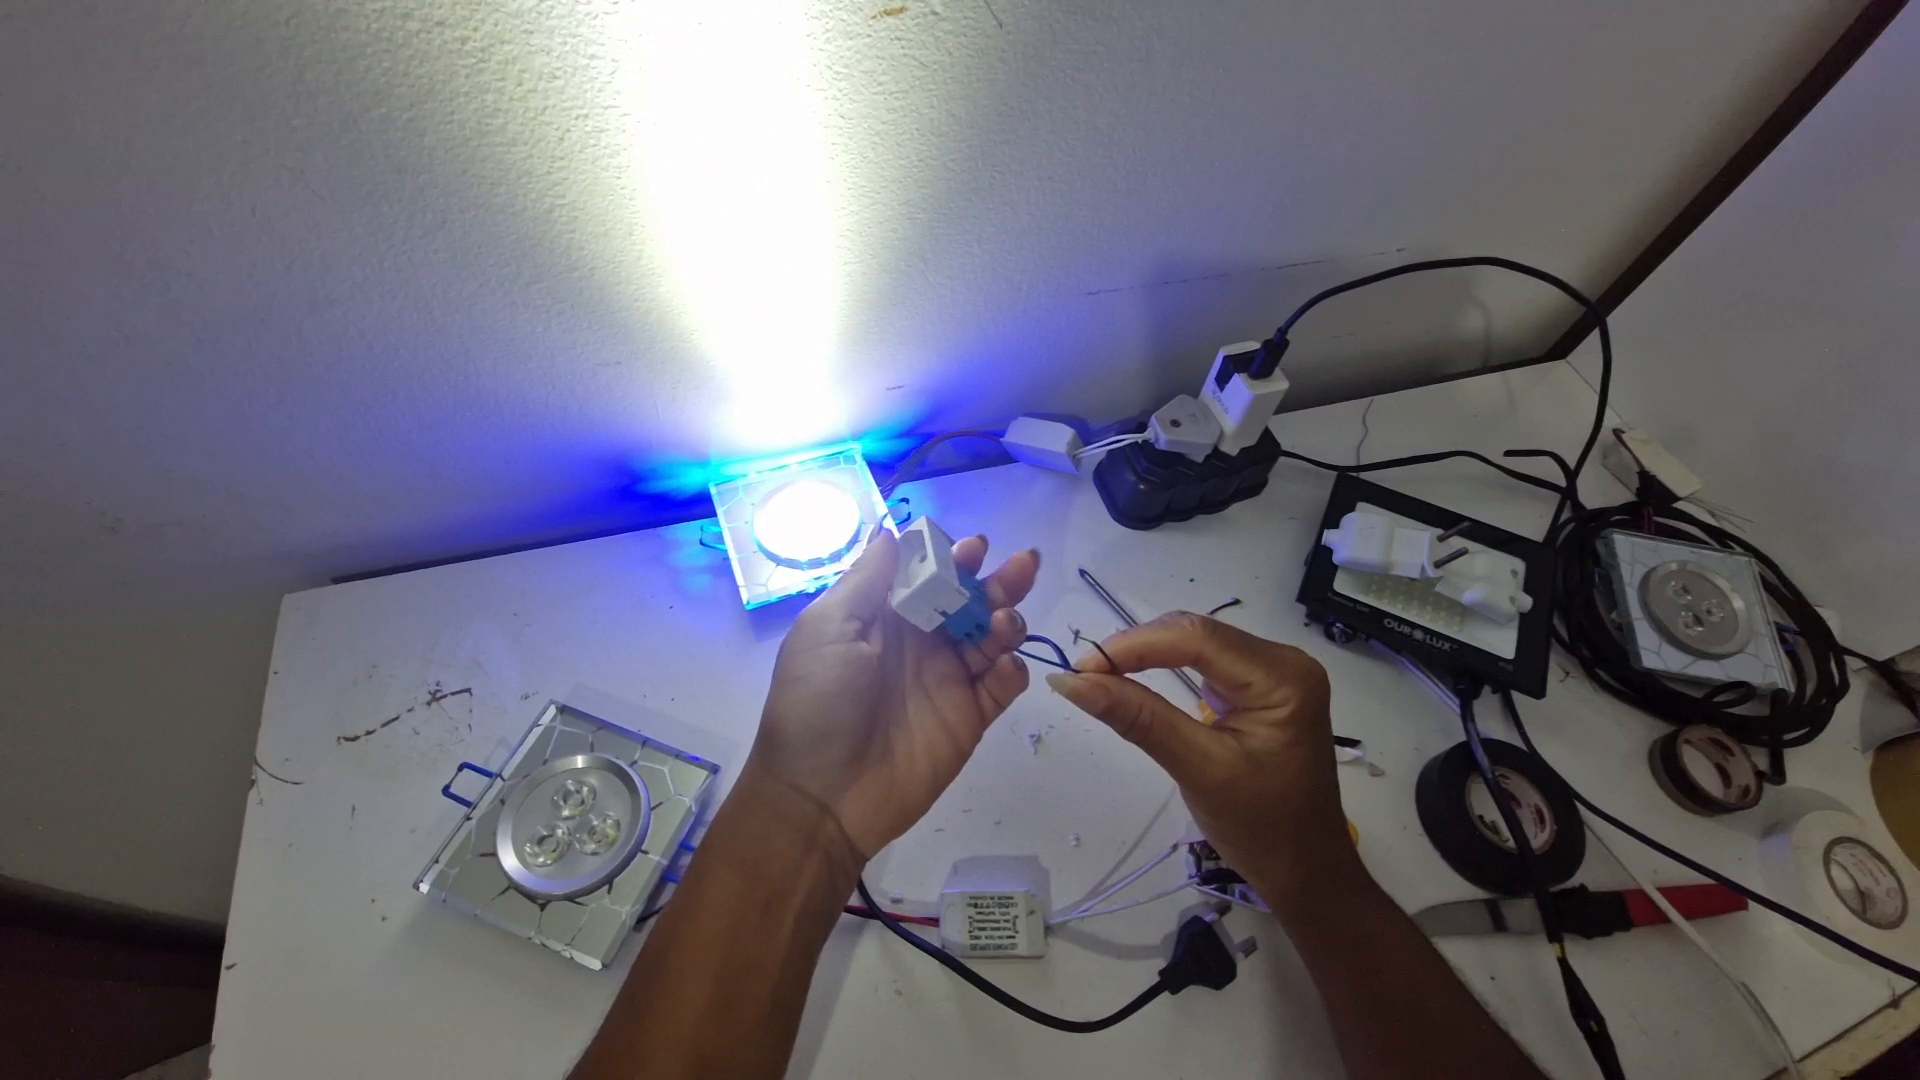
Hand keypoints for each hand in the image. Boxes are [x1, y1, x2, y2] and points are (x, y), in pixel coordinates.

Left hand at [743, 530, 1040, 862]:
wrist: (820, 797)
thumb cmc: (815, 702)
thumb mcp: (826, 631)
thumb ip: (866, 582)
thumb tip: (891, 532)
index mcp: (884, 619)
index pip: (929, 576)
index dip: (954, 559)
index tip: (975, 547)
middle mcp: (921, 644)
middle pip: (970, 602)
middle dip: (997, 580)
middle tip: (1023, 565)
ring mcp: (947, 682)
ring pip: (992, 638)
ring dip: (1007, 620)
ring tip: (1005, 621)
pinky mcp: (968, 719)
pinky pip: (1002, 687)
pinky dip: (1012, 671)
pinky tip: (1004, 665)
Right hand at [1045, 612, 1358, 908]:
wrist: (1307, 871)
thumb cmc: (1260, 828)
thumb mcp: (1197, 769)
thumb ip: (1137, 718)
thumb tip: (1070, 682)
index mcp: (1283, 677)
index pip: (1196, 638)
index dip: (1133, 645)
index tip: (1081, 670)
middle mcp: (1284, 661)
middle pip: (1195, 633)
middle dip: (1137, 648)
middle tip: (1086, 677)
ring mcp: (1274, 672)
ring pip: (1195, 643)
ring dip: (1146, 655)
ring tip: (1102, 678)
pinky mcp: (1260, 687)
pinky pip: (1203, 662)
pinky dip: (1165, 667)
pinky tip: (1136, 681)